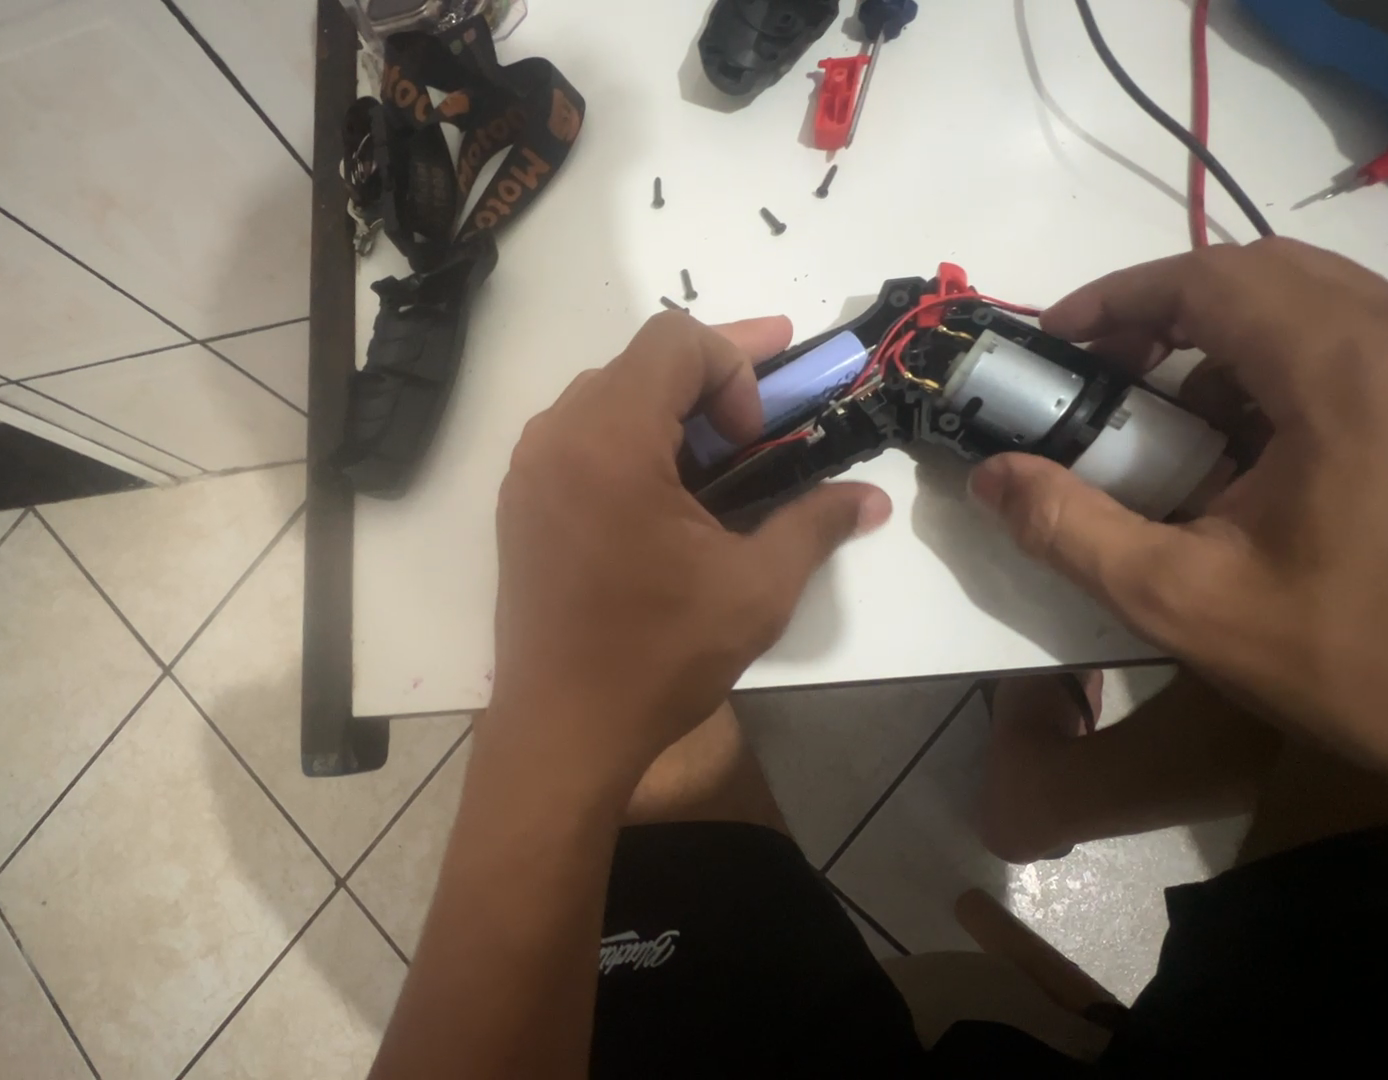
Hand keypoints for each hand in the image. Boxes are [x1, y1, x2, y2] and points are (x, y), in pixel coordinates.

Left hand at [487, 313, 892, 798]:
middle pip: (637, 362)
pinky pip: (574, 437)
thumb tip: (869, 499)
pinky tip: (661, 489)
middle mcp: (556, 438)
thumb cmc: (659, 656)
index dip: (732, 362)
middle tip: (763, 415)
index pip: (673, 340)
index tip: (755, 433)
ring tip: (714, 454)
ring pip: (603, 396)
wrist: (562, 727)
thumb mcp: (756, 588)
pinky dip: (625, 439)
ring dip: (664, 408)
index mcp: (608, 441)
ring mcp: (528, 471)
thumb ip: (814, 523)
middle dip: (708, 377)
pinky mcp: (519, 504)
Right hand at [969, 239, 1387, 809]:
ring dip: (1225, 344)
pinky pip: (1372, 353)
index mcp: (1353, 378)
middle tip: (1102, 371)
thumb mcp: (1179, 599)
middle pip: (1272, 278)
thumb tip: (989, 476)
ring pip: (1327, 311)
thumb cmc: (1365, 662)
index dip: (1118, 296)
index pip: (1216, 279)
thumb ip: (1066, 527)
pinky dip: (1284, 375)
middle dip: (1165, 312)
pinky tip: (1254, 456)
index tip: (1056, 339)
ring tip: (1167, 420)